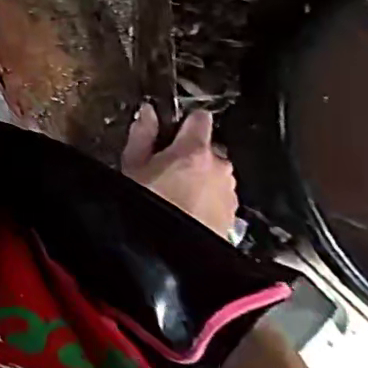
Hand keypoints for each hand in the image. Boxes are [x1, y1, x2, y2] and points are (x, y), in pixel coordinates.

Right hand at [121, 104, 236, 236]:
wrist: (173, 255)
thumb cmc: (148, 204)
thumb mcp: (133, 165)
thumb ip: (143, 133)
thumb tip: (149, 112)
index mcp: (195, 150)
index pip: (200, 118)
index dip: (184, 122)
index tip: (170, 131)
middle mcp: (220, 167)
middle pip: (207, 149)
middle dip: (191, 155)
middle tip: (165, 169)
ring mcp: (230, 192)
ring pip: (215, 174)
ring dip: (201, 178)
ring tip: (176, 194)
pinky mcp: (234, 215)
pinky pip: (220, 196)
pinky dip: (208, 198)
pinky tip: (188, 210)